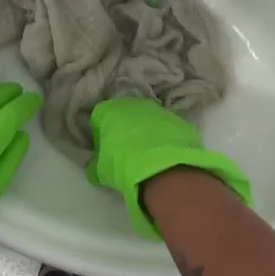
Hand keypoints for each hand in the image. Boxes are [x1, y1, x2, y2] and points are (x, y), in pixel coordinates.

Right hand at [87, 97, 250, 238]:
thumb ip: (95, 164)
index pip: (98, 117)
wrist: (163, 170)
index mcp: (109, 111)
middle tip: (124, 150)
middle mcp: (134, 104)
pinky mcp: (179, 121)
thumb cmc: (122, 166)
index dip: (99, 133)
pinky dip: (163, 138)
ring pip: (147, 119)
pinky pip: (166, 128)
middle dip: (123, 129)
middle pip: (124, 114)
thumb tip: (95, 167)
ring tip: (146, 154)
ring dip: (144, 132)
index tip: (103, 148)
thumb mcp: (101, 171)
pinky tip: (163, 154)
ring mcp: (159, 110)